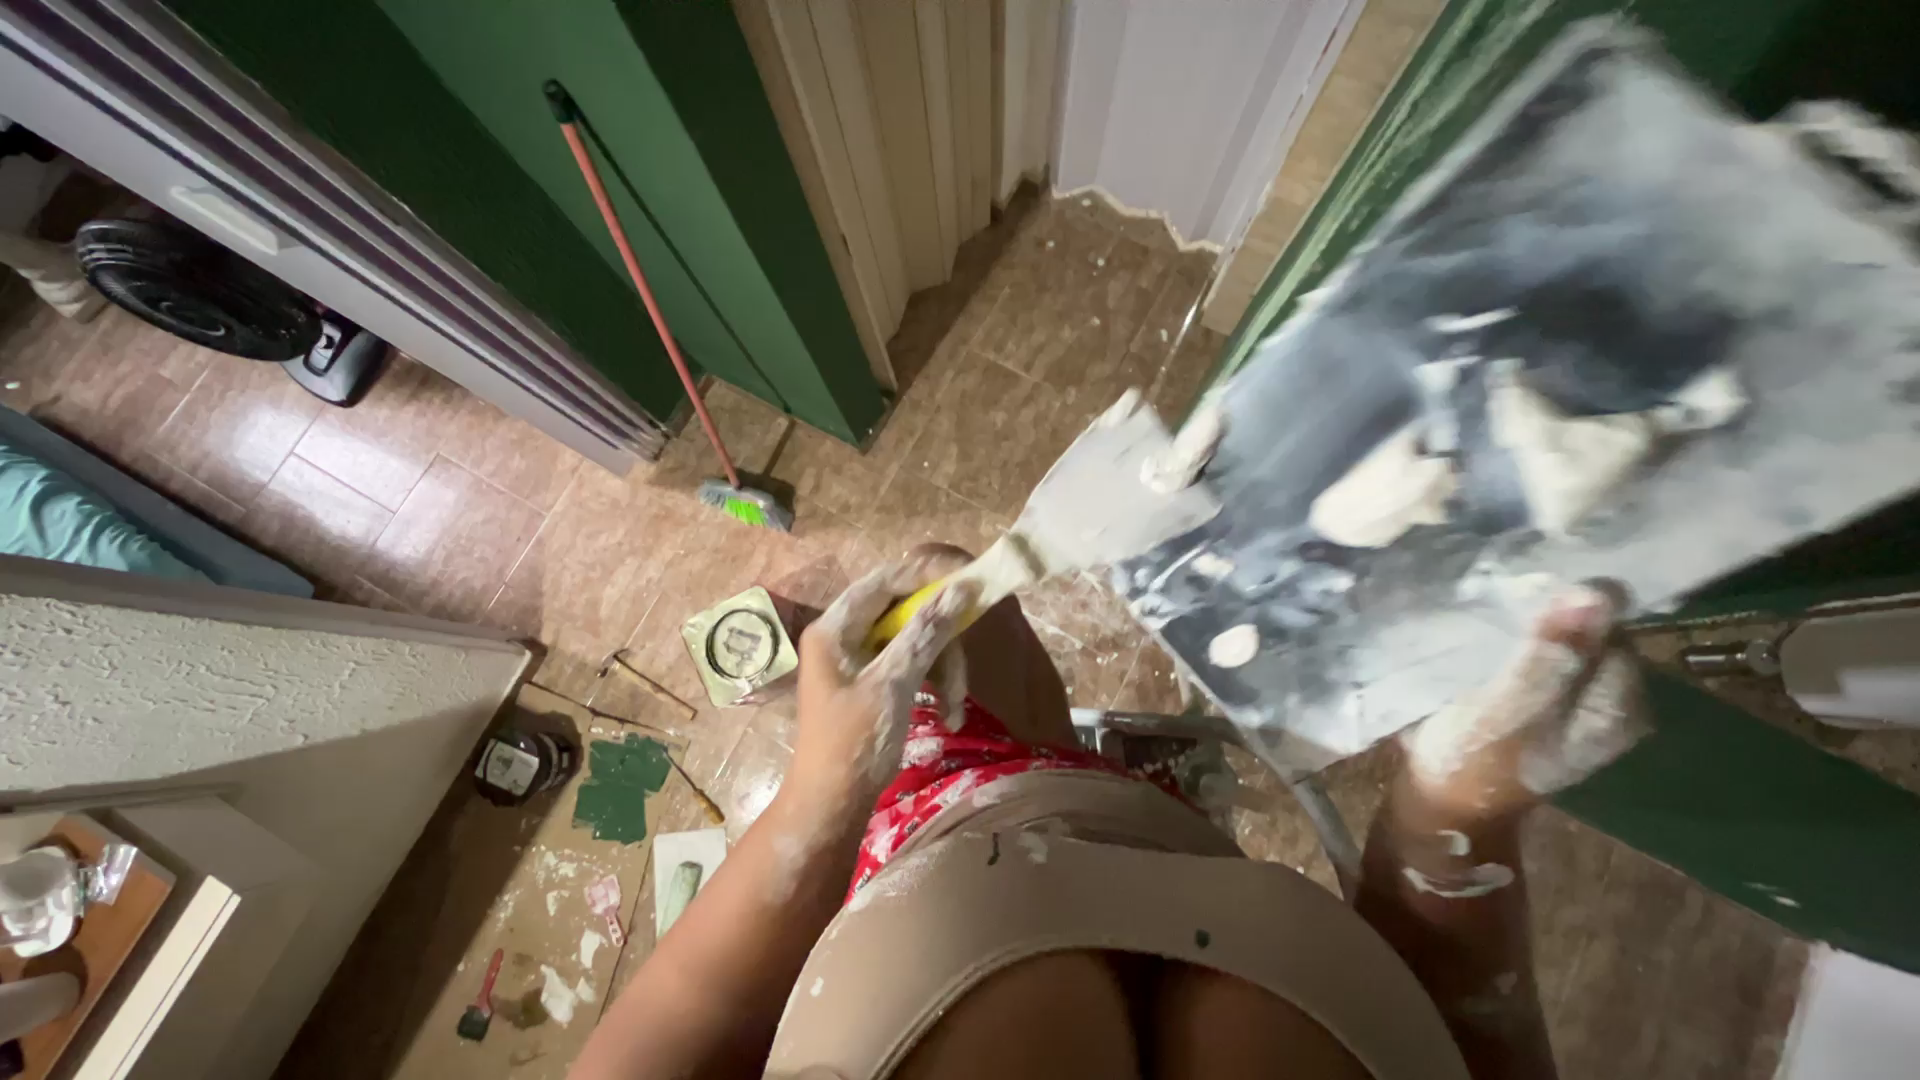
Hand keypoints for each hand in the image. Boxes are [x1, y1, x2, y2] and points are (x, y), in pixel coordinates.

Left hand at [790, 550, 977, 802]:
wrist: (832, 803)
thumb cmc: (854, 742)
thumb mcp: (893, 684)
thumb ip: (925, 633)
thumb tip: (960, 589)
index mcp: (836, 627)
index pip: (886, 579)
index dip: (928, 573)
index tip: (970, 577)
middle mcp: (846, 633)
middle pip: (906, 611)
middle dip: (941, 639)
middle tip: (967, 660)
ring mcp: (860, 657)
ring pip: (916, 639)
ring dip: (943, 670)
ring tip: (954, 708)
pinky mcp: (875, 679)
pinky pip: (913, 664)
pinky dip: (934, 684)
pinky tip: (949, 715)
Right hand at [1399, 581, 1648, 821]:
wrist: (1441, 804)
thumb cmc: (1472, 759)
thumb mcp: (1507, 707)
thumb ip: (1551, 655)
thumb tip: (1599, 590)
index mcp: (1617, 705)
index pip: (1607, 624)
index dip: (1564, 600)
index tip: (1513, 586)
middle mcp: (1613, 701)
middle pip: (1590, 631)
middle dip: (1547, 609)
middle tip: (1493, 596)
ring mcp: (1582, 703)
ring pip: (1566, 641)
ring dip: (1529, 623)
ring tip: (1486, 610)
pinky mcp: (1550, 701)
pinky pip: (1546, 655)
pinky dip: (1520, 641)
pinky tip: (1489, 637)